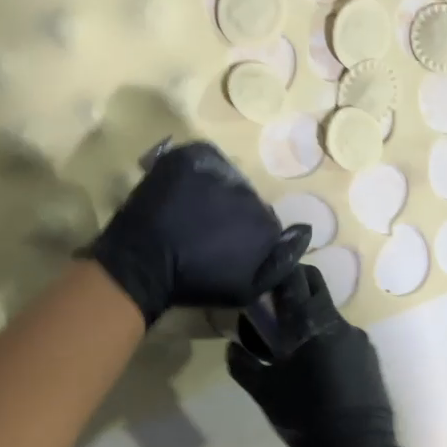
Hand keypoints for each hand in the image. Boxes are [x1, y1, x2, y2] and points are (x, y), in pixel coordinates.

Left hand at [86, 141, 308, 325]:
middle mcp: (249, 193)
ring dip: (215, 191)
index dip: (247, 234)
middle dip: (232, 211)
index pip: (266, 221)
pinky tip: (184, 187)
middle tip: (206, 228)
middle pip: (247, 199)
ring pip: (226, 179)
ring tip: (191, 210)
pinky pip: (203, 158)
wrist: (143, 263)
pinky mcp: (190, 157)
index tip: (228, 245)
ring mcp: (218, 171)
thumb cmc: (194, 283)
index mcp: (266, 223)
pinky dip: (198, 169)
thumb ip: (280, 263)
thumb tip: (304, 232)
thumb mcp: (245, 288)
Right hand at [227, 265, 414, 446]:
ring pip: (327, 317)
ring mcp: (358, 341)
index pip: (297, 278)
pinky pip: (341, 338)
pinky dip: (324, 342)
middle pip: (316, 289)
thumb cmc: (306, 419)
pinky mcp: (369, 358)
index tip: (264, 277)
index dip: (280, 271)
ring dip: (308, 322)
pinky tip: (313, 368)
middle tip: (274, 309)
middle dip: (295, 291)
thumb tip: (232, 345)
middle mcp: (338, 324)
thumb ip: (243, 364)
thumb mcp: (264, 393)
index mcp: (311, 326)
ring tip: (291, 349)